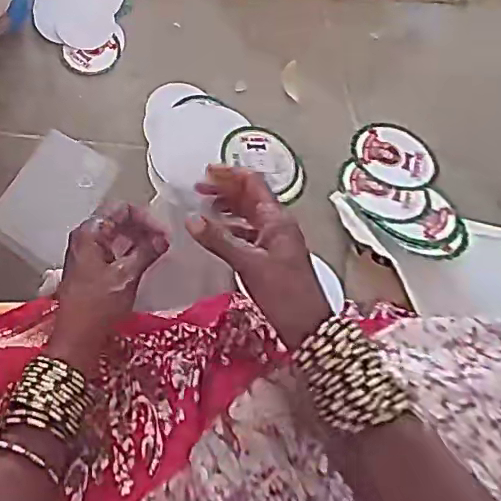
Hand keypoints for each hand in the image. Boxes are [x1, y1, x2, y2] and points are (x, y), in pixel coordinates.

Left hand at [46, 204, 169, 371]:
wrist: (76, 338)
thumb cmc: (98, 306)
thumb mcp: (126, 276)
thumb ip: (146, 252)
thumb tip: (163, 238)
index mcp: (89, 232)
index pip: (120, 208)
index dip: (145, 217)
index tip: (163, 233)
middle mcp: (84, 237)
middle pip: (117, 219)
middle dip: (142, 227)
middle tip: (163, 241)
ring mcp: (85, 251)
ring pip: (115, 234)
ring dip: (137, 239)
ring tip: (157, 251)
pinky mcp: (89, 266)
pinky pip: (111, 249)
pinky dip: (128, 251)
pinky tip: (143, 261)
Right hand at [185, 165, 329, 346]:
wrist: (309, 328)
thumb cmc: (285, 294)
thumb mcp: (248, 264)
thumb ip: (219, 240)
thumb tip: (191, 219)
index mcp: (277, 219)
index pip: (253, 184)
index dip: (230, 174)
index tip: (207, 172)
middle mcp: (277, 224)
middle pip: (250, 196)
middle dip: (225, 188)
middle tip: (199, 187)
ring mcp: (275, 240)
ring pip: (248, 214)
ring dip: (227, 206)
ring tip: (204, 205)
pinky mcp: (271, 255)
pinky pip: (248, 231)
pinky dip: (231, 227)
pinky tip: (216, 232)